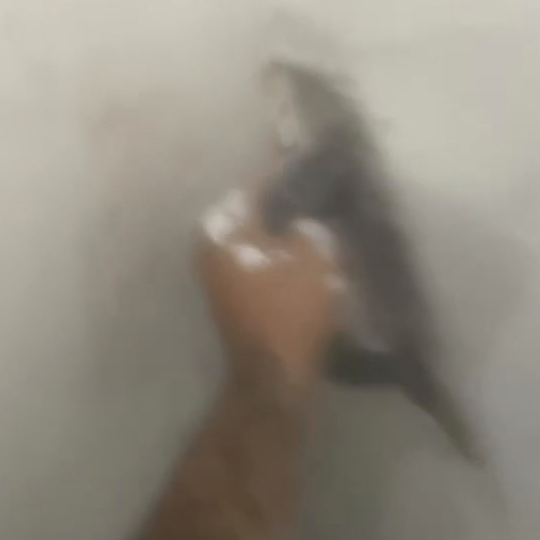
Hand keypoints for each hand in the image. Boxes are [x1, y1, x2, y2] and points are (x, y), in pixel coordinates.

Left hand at [195, 187, 341, 397]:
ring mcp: (221, 275)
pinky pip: (267, 264)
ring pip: (263, 240)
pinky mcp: (239, 299)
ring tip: (328, 218)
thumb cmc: (290, 309)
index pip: (256, 185)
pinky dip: (288, 257)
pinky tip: (317, 252)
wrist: (277, 377)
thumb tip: (307, 209)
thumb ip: (309, 221)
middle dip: (290, 203)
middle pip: (257, 213)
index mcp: (221, 228)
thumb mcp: (311, 253)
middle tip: (327, 191)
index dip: (288, 173)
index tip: (317, 162)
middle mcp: (212, 247)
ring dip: (290, 231)